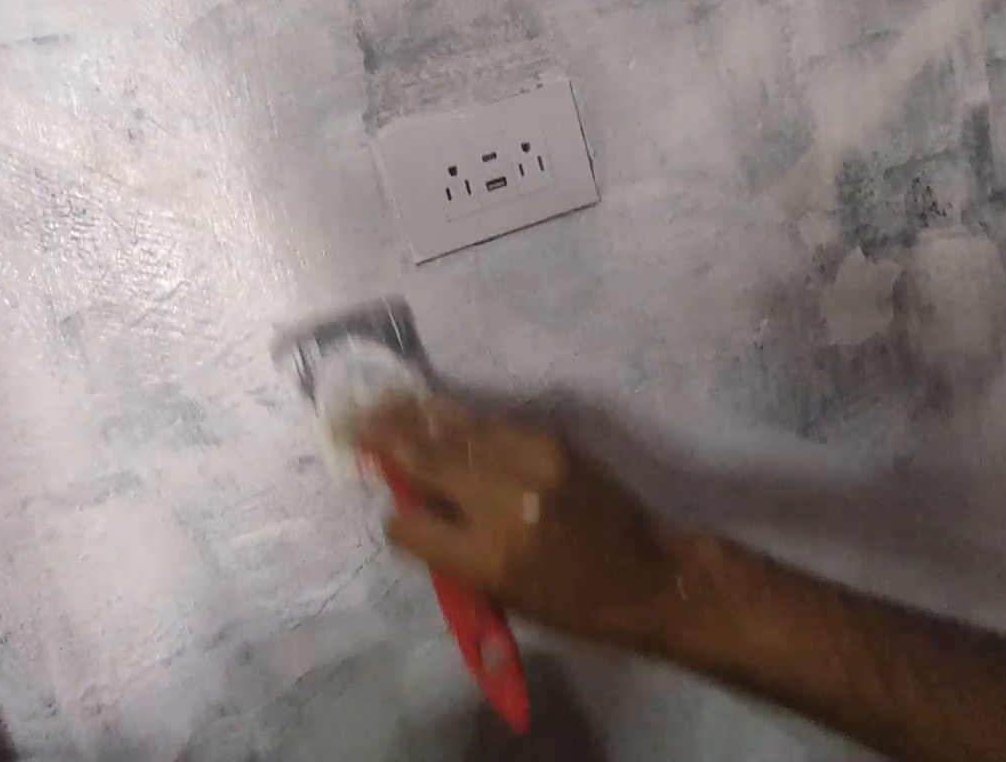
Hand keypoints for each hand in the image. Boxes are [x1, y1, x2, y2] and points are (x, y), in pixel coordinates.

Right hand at [358, 397, 706, 648]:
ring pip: (455, 430)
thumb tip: (407, 508)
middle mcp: (504, 504)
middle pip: (427, 460)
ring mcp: (530, 462)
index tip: (382, 499)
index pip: (414, 527)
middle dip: (385, 437)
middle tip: (353, 420)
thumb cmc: (575, 601)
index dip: (394, 516)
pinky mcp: (549, 440)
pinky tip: (432, 409)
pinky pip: (488, 424)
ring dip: (414, 416)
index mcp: (490, 559)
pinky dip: (455, 418)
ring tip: (382, 403)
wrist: (652, 573)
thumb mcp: (505, 596)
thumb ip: (451, 552)